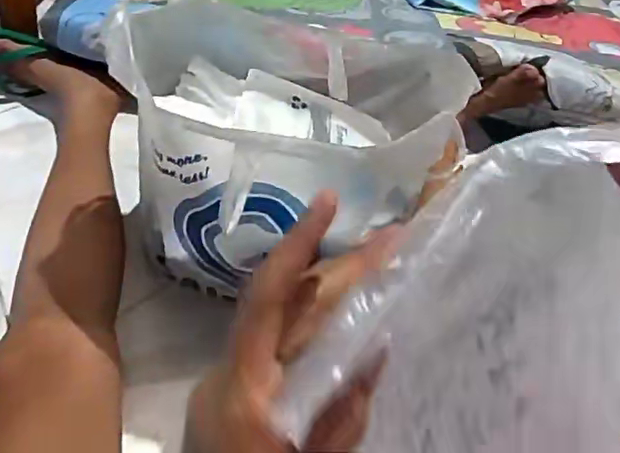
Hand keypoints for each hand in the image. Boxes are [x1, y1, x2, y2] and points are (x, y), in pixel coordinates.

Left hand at [185, 194, 396, 452]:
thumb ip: (344, 417)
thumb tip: (380, 347)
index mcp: (243, 388)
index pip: (268, 297)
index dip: (298, 244)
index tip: (329, 201)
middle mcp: (229, 371)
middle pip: (289, 302)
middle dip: (343, 267)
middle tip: (393, 240)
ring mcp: (227, 377)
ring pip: (287, 319)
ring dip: (334, 289)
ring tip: (381, 262)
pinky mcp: (233, 387)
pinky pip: (281, 342)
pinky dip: (317, 323)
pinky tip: (351, 311)